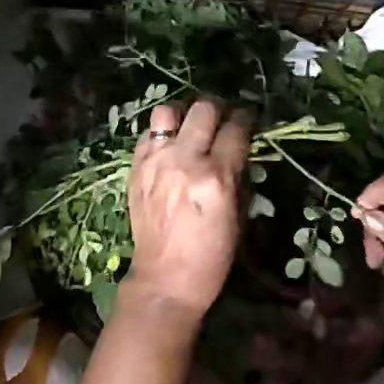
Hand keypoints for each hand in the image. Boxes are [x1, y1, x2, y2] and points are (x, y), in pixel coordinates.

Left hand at [123, 100, 250, 323]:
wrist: (165, 276)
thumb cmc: (211, 255)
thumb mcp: (238, 217)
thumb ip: (238, 177)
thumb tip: (238, 148)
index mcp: (216, 176)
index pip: (235, 129)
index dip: (245, 118)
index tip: (248, 117)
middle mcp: (184, 159)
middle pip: (202, 109)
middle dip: (217, 106)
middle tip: (222, 114)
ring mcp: (155, 159)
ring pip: (167, 110)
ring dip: (184, 111)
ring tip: (190, 121)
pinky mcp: (135, 165)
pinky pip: (148, 132)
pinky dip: (161, 132)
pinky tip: (169, 143)